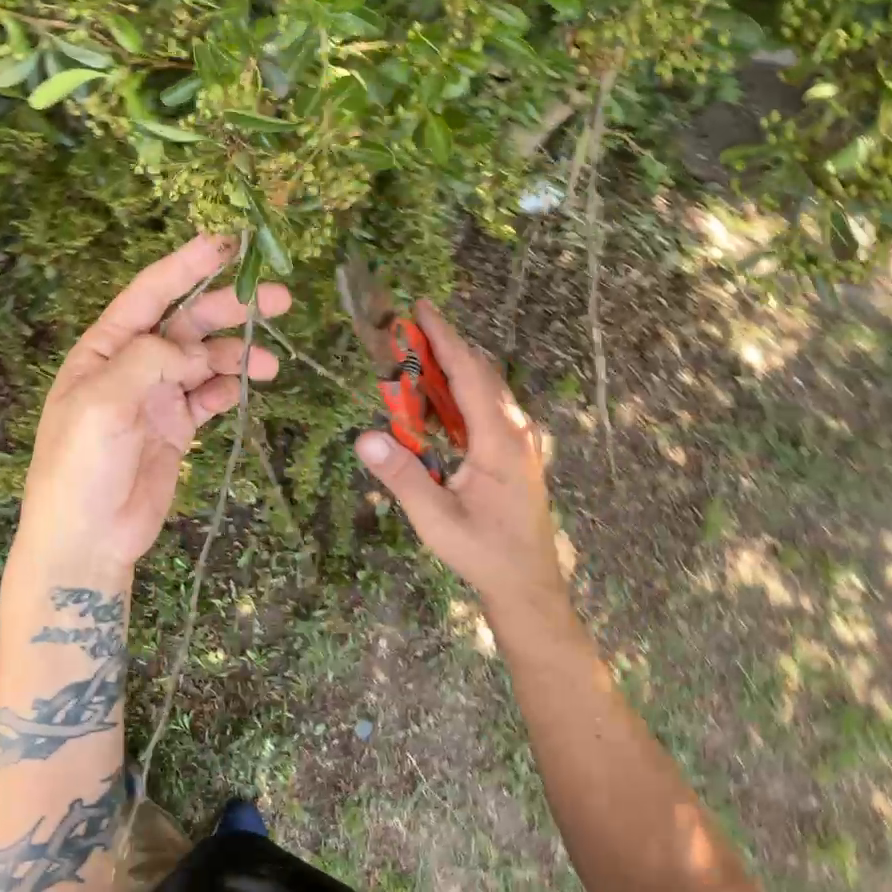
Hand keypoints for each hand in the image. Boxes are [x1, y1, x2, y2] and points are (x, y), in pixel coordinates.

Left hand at [19, 234, 291, 570]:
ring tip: (272, 362)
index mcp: (104, 348)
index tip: (227, 243)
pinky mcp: (177, 427)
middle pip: (187, 322)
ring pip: (204, 359)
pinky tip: (248, 386)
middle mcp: (132, 364)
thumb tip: (195, 350)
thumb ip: (148, 361)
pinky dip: (230, 387)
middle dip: (230, 308)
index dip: (187, 266)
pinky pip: (210, 396)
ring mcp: (157, 396)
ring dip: (238, 353)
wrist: (87, 538)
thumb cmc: (79, 466)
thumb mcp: (101, 403)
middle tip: (278, 299)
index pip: (150, 293)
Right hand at [353, 301, 568, 625]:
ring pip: (488, 388)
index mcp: (500, 440)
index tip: (421, 307)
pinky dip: (462, 388)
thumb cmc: (483, 552)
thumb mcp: (436, 519)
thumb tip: (363, 438)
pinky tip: (440, 395)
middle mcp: (515, 431)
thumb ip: (403, 477)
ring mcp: (520, 441)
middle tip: (409, 323)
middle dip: (446, 343)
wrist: (528, 584)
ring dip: (454, 365)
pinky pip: (489, 406)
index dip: (444, 338)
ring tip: (419, 350)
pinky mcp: (516, 453)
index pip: (469, 374)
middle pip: (480, 372)